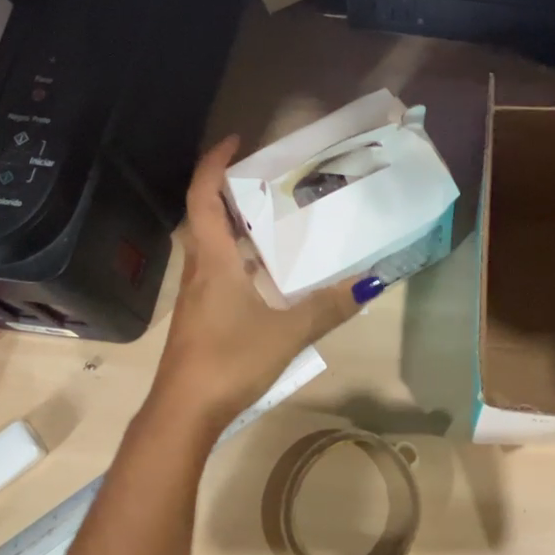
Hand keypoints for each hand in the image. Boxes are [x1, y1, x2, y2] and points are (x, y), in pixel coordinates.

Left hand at [148, 137, 374, 433]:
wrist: (183, 413)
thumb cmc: (228, 361)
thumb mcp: (286, 333)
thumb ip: (328, 308)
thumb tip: (370, 283)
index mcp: (213, 261)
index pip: (203, 197)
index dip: (214, 164)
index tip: (237, 140)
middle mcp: (199, 270)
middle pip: (205, 216)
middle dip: (228, 189)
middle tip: (265, 176)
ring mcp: (197, 296)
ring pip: (211, 245)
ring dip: (234, 223)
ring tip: (272, 215)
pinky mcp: (202, 317)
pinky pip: (218, 270)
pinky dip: (238, 256)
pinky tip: (266, 271)